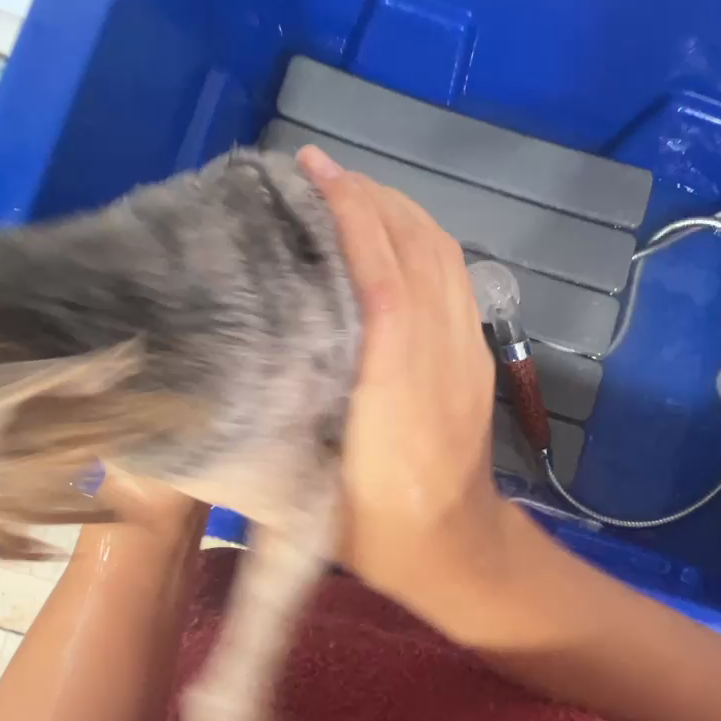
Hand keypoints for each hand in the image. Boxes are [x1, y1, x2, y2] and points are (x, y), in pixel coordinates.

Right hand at [296, 146, 514, 613]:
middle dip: (371, 197)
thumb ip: (286, 419)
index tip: (315, 170)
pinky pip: (455, 277)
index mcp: (394, 383)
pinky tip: (392, 237)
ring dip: (400, 211)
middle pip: (418, 248)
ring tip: (352, 192)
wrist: (459, 549)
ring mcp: (466, 351)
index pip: (381, 274)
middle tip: (320, 173)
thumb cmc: (376, 529)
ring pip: (443, 255)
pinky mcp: (476, 356)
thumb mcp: (314, 485)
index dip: (350, 213)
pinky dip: (424, 241)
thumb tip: (245, 356)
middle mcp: (438, 352)